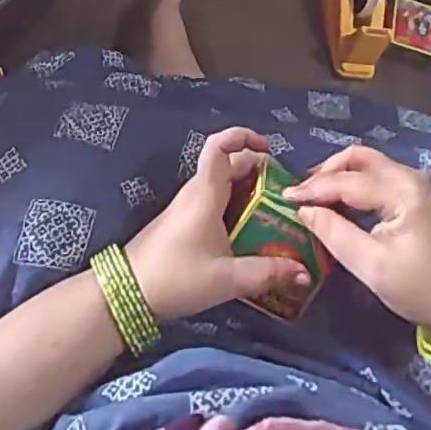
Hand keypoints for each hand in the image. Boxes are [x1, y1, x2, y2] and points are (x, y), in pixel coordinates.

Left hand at [125, 127, 310, 321]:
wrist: (127, 293)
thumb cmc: (176, 276)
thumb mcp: (227, 278)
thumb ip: (267, 273)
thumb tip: (304, 272)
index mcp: (205, 193)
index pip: (219, 145)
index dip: (243, 136)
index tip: (268, 149)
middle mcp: (196, 192)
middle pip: (228, 164)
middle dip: (257, 168)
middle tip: (283, 189)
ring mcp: (187, 206)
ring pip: (222, 183)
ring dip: (247, 188)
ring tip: (274, 209)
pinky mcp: (183, 222)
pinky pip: (215, 200)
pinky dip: (236, 204)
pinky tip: (250, 228)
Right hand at [285, 146, 430, 339]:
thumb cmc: (418, 289)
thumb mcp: (371, 266)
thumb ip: (334, 233)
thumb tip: (304, 210)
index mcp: (403, 192)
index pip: (347, 181)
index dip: (313, 188)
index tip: (284, 196)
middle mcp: (409, 178)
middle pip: (358, 158)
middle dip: (326, 171)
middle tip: (300, 191)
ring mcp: (413, 184)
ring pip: (366, 164)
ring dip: (338, 175)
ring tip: (312, 195)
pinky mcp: (413, 195)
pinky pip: (375, 177)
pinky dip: (352, 183)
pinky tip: (335, 200)